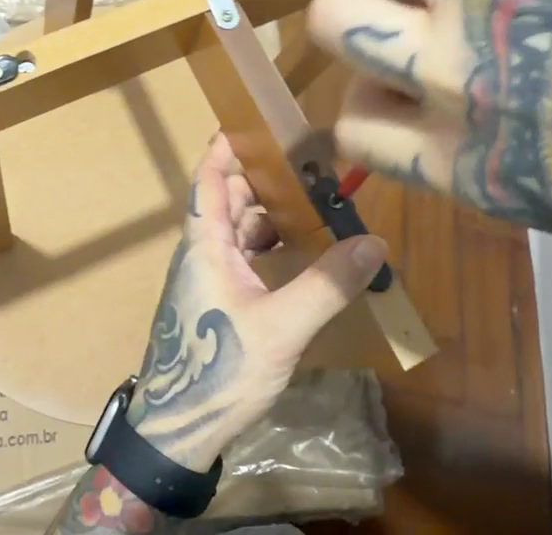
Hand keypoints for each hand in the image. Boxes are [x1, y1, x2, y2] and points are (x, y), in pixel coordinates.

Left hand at [126, 134, 386, 468]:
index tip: (261, 123)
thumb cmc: (217, 366)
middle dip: (265, 180)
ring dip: (272, 216)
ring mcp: (209, 277)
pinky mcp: (218, 301)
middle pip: (229, 200)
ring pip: (240, 231)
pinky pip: (245, 259)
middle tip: (312, 168)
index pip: (209, 177)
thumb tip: (374, 242)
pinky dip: (271, 249)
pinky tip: (303, 256)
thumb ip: (326, 285)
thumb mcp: (280, 328)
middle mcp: (203, 251)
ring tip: (317, 207)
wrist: (177, 428)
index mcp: (204, 242)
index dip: (229, 147)